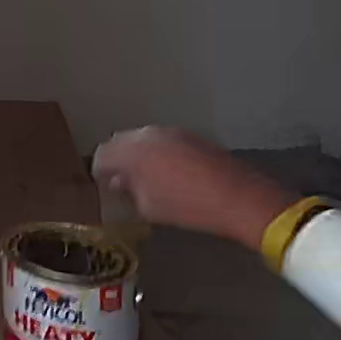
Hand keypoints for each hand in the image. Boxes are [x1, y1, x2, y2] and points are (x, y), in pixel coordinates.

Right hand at [92, 127, 295, 250]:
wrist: (240, 198)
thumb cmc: (189, 207)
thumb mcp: (150, 207)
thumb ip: (128, 190)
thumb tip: (120, 182)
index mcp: (132, 152)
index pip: (102, 155)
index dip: (99, 172)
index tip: (105, 185)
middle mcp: (146, 134)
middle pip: (119, 142)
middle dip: (117, 159)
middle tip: (122, 181)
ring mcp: (169, 132)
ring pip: (140, 139)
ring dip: (137, 154)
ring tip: (146, 177)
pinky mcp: (188, 135)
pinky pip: (160, 140)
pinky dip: (156, 152)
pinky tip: (169, 172)